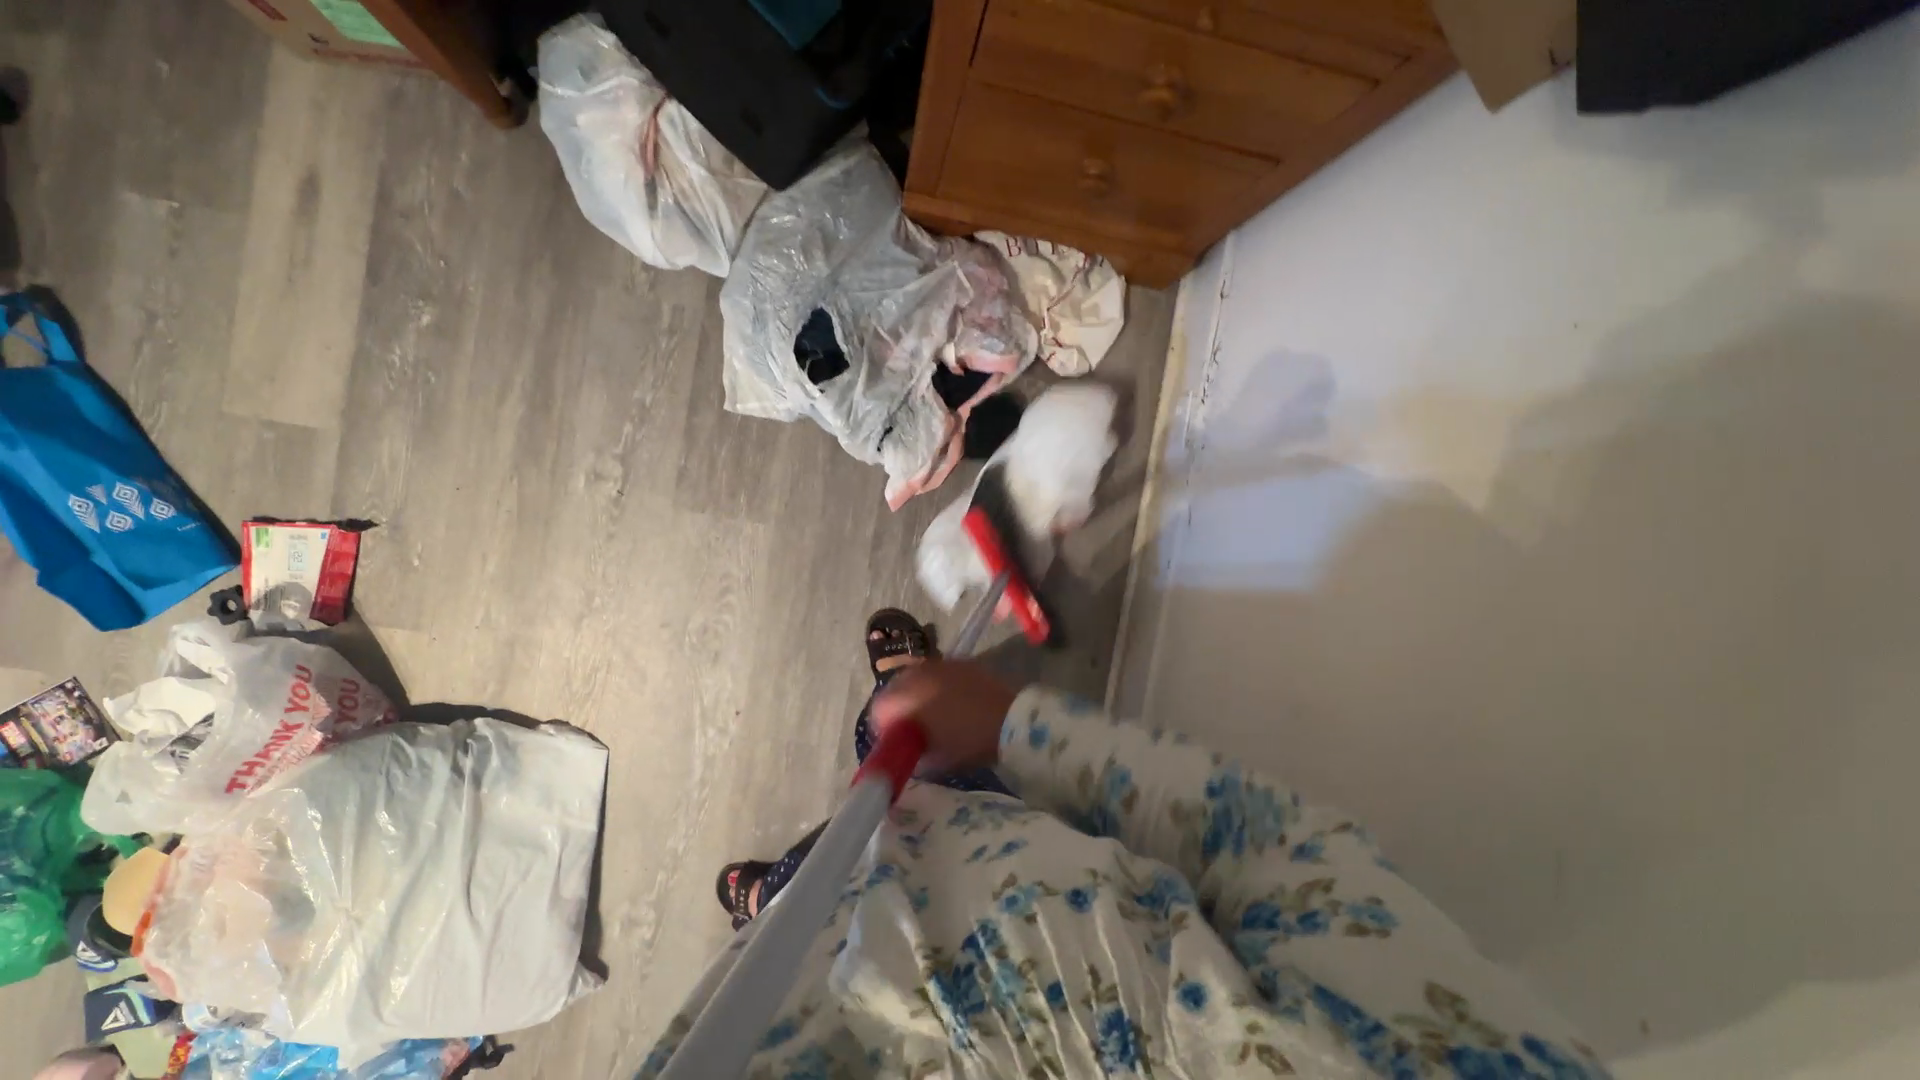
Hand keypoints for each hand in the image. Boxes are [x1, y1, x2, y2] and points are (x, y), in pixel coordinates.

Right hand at [870, 660, 1018, 772]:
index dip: (881, 727)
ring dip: (913, 693)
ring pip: (914, 676)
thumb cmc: (970, 742)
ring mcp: (941, 664)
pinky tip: (946, 700)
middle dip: (896, 707)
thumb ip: (913, 755)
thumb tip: (904, 755)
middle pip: (893, 688)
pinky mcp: (961, 662)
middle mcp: (919, 674)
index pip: (879, 709)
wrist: (1013, 721)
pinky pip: (936, 672)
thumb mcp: (936, 759)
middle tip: (907, 728)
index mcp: (908, 698)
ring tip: (927, 713)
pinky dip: (933, 685)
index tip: (892, 741)